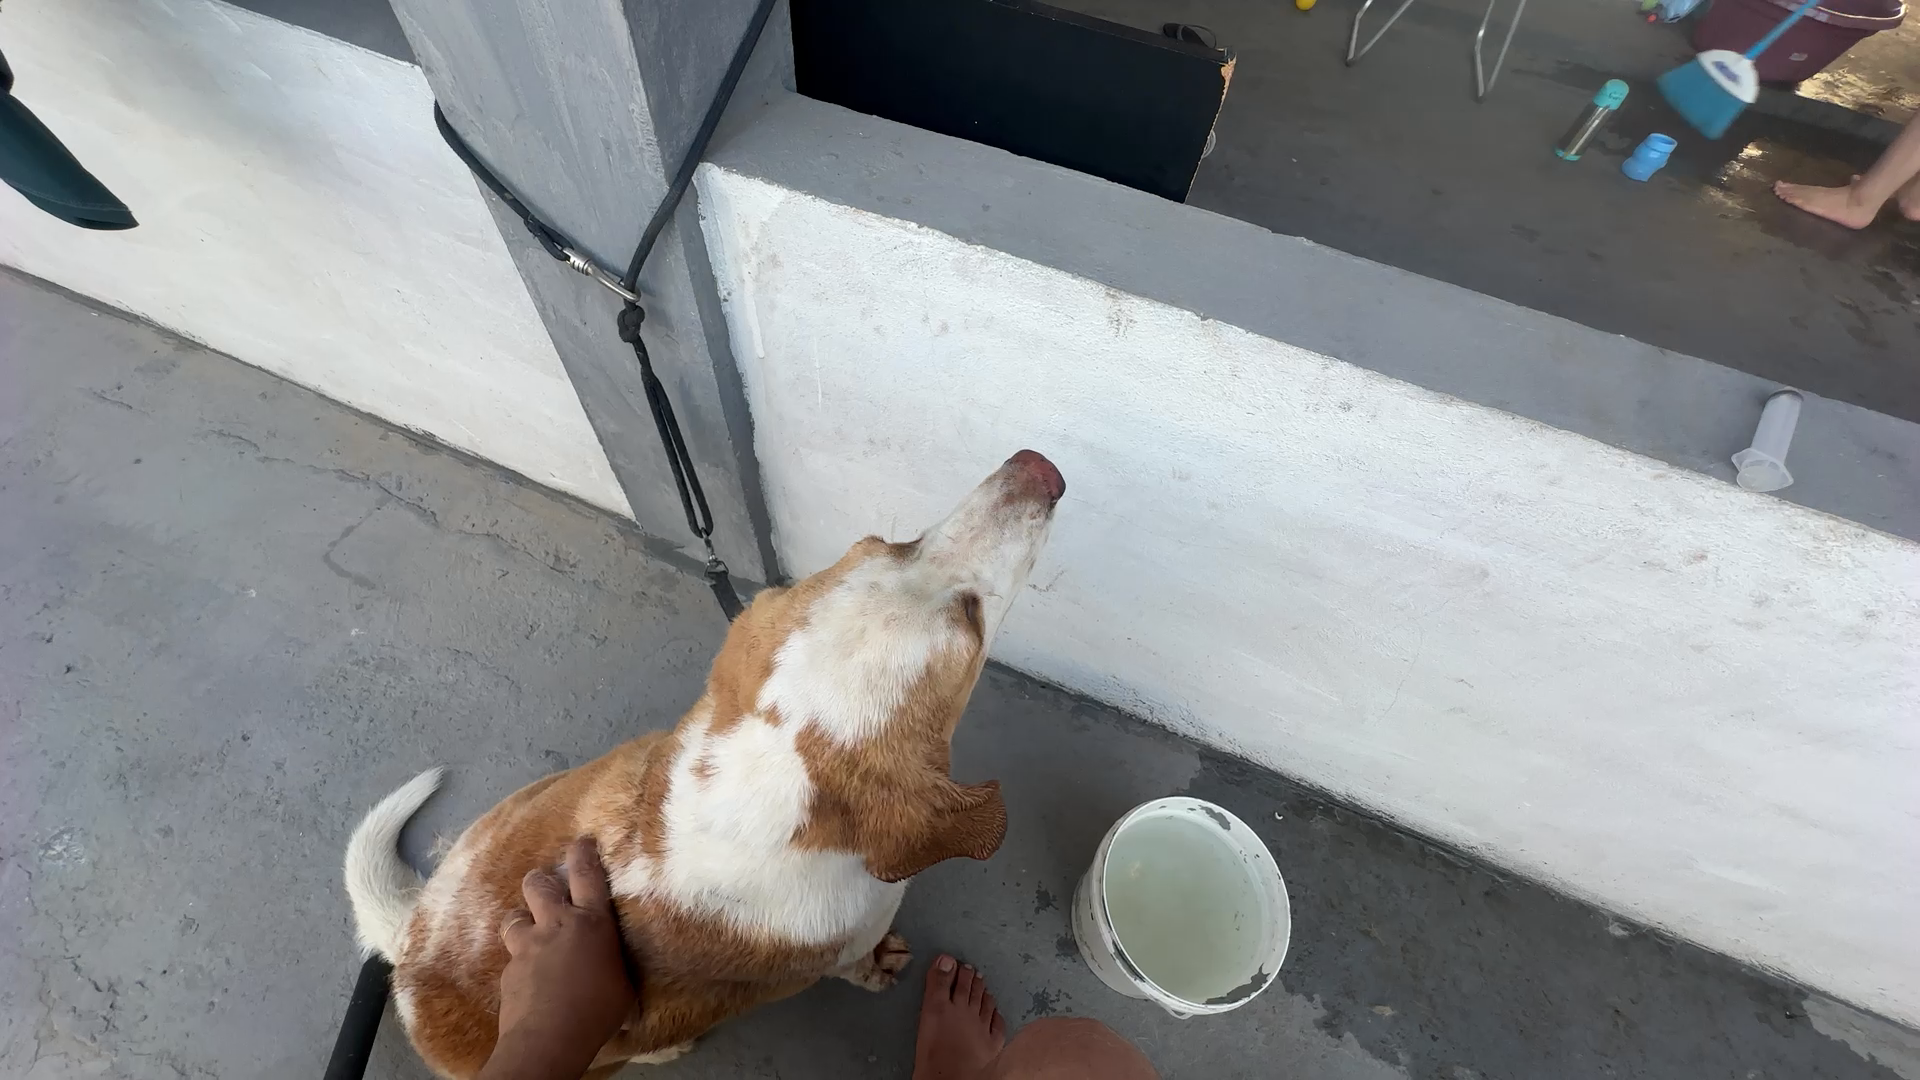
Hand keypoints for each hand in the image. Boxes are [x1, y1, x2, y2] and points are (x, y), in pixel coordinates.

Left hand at [478, 836, 635, 1079]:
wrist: (547, 1041)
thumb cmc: (598, 1009)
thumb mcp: (623, 984)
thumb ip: (617, 967)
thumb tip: (623, 975)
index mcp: (592, 921)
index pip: (587, 874)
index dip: (583, 853)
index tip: (580, 841)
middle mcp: (557, 925)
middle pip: (538, 885)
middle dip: (540, 880)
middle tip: (545, 884)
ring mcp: (527, 948)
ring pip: (514, 918)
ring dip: (522, 920)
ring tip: (529, 930)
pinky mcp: (507, 974)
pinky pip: (510, 959)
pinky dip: (518, 962)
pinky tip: (526, 977)